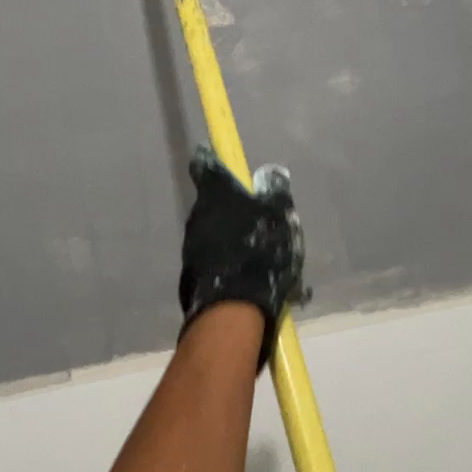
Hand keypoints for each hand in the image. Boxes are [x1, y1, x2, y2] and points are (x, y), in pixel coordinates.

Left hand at [179, 146, 308, 370]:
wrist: (232, 310)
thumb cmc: (258, 251)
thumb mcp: (279, 216)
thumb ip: (275, 192)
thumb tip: (270, 172)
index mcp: (215, 195)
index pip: (204, 166)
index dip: (211, 161)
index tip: (219, 160)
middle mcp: (197, 217)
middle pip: (214, 204)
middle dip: (234, 211)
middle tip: (261, 223)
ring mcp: (192, 248)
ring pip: (217, 237)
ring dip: (236, 243)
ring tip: (267, 262)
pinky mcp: (193, 277)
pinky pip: (217, 264)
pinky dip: (234, 268)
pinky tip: (259, 285)